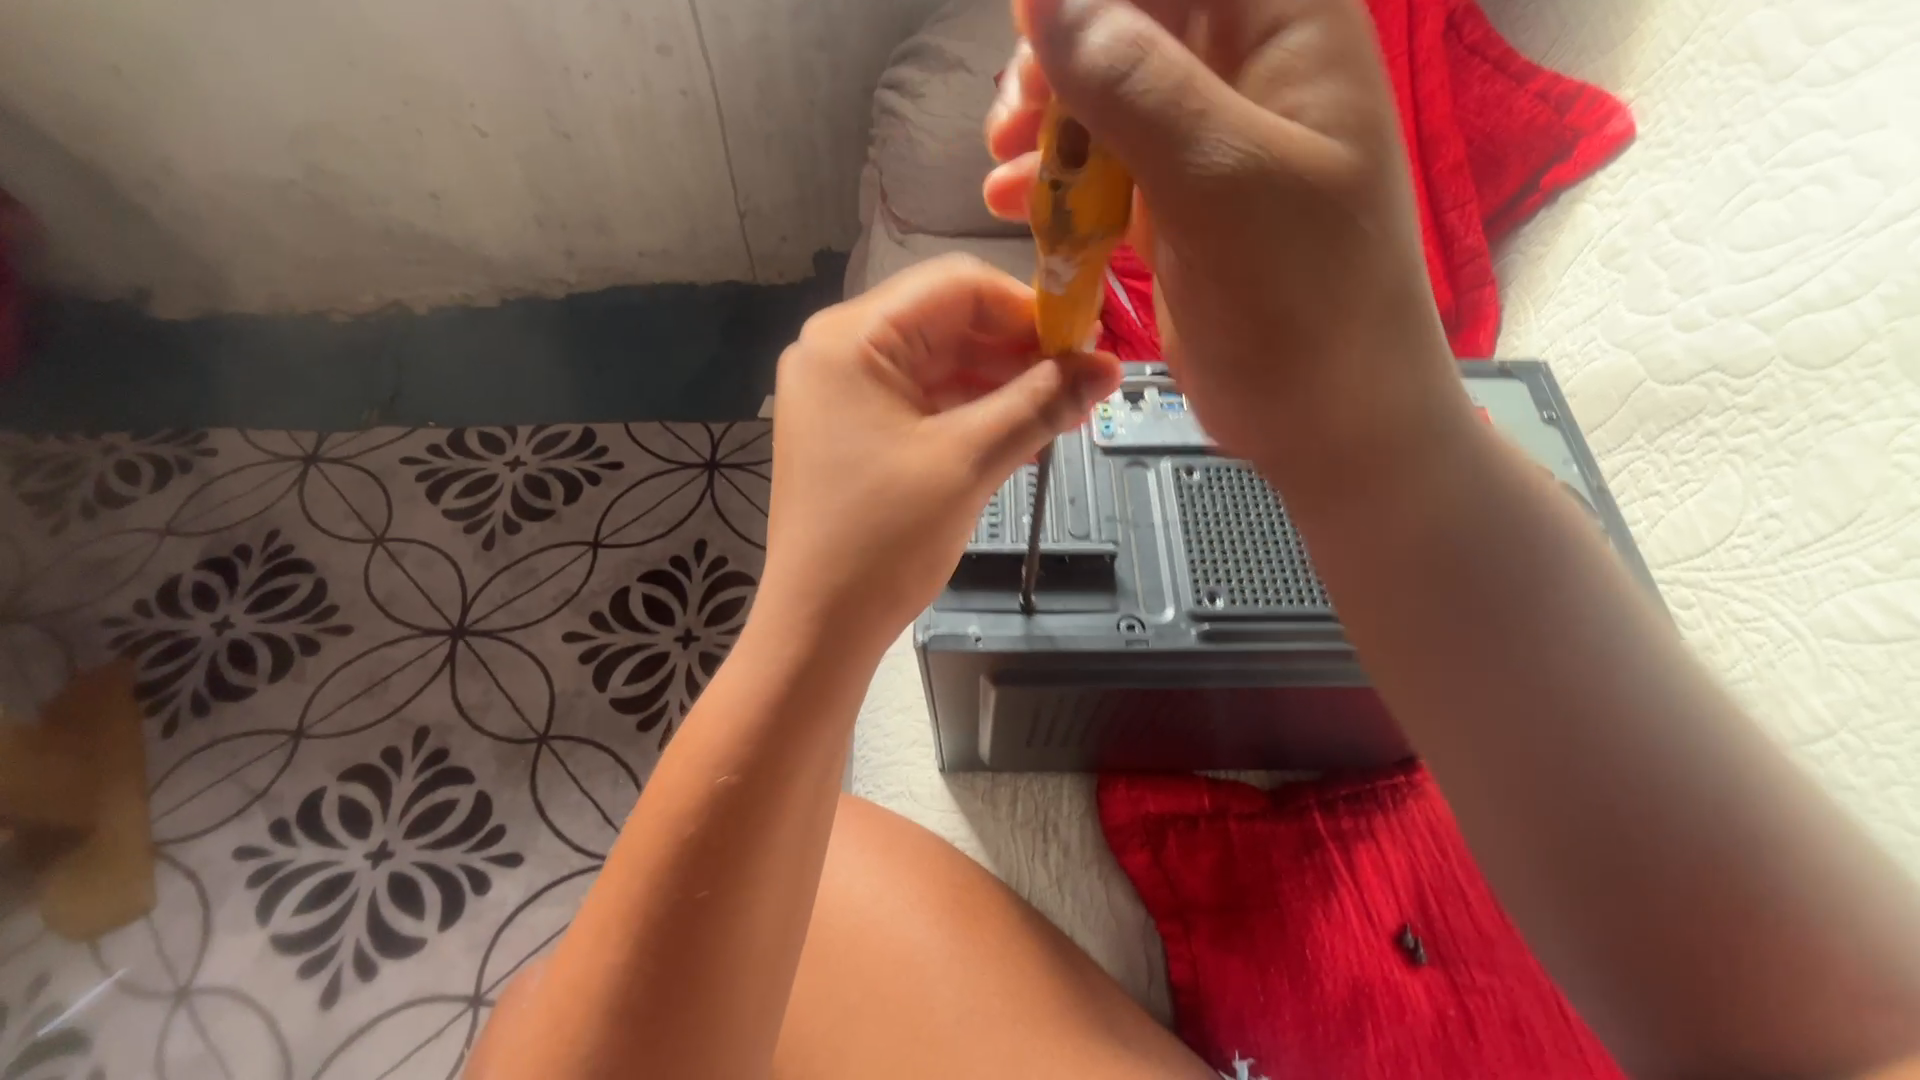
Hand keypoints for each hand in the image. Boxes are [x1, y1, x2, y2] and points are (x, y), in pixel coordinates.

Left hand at [756, 256, 1121, 659]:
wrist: (820, 627)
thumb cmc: (882, 541)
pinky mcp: (855, 432)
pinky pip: (926, 404)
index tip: (1087, 342)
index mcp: (851, 339)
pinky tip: (1020, 438)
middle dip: (1020, 353)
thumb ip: (1040, 403)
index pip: (956, 287)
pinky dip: (973, 415)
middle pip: (949, 324)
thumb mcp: (968, 462)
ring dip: (1003, 387)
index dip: (1028, 309)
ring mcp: (844, 395)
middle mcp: (839, 352)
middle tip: (1084, 385)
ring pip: (942, 366)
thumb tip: (1109, 366)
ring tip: (1061, 415)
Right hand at [984, 0, 1471, 503]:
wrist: (1327, 419)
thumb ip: (1134, 83)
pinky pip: (1103, 165)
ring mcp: (1207, 141)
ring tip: (1004, 155)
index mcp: (1288, 29)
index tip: (1030, 26)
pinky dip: (1056, 178)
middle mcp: (1246, 69)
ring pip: (1109, 91)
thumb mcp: (1221, 181)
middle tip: (1016, 109)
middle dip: (1064, 49)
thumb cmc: (1303, 299)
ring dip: (1048, 116)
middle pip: (1134, 16)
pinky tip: (1012, 199)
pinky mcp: (1175, 204)